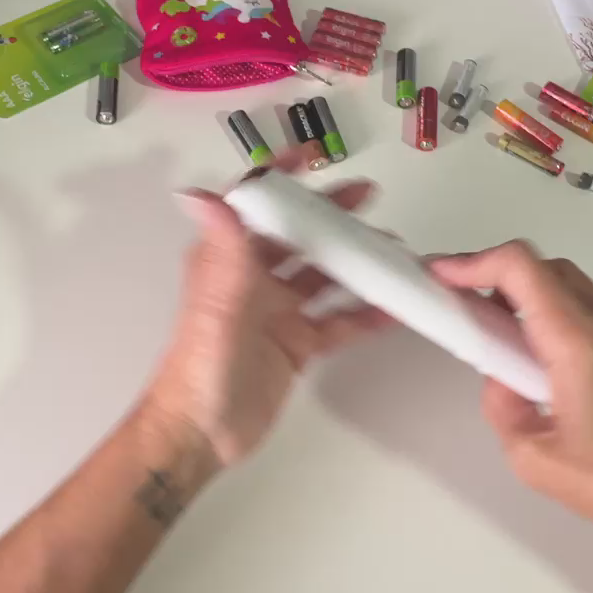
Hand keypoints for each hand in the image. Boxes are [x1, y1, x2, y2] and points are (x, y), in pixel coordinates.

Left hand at [142, 161, 391, 470]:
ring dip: (354, 260)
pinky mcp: (296, 344)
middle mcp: (253, 279)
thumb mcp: (217, 304)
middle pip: (297, 235)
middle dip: (330, 214)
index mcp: (228, 261)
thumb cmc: (201, 368)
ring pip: (322, 276)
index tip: (307, 157)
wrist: (200, 435)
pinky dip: (363, 314)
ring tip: (392, 248)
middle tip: (367, 195)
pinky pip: (336, 322)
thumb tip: (198, 192)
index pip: (253, 207)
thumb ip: (222, 249)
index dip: (277, 179)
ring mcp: (277, 312)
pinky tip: (393, 308)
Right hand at [430, 242, 592, 551]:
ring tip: (487, 323)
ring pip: (559, 278)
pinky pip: (577, 300)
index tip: (439, 275)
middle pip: (538, 264)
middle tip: (456, 298)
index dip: (472, 262)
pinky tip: (527, 346)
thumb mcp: (532, 456)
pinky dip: (542, 304)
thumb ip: (500, 404)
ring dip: (518, 287)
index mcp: (576, 341)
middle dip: (489, 271)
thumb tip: (499, 377)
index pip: (519, 268)